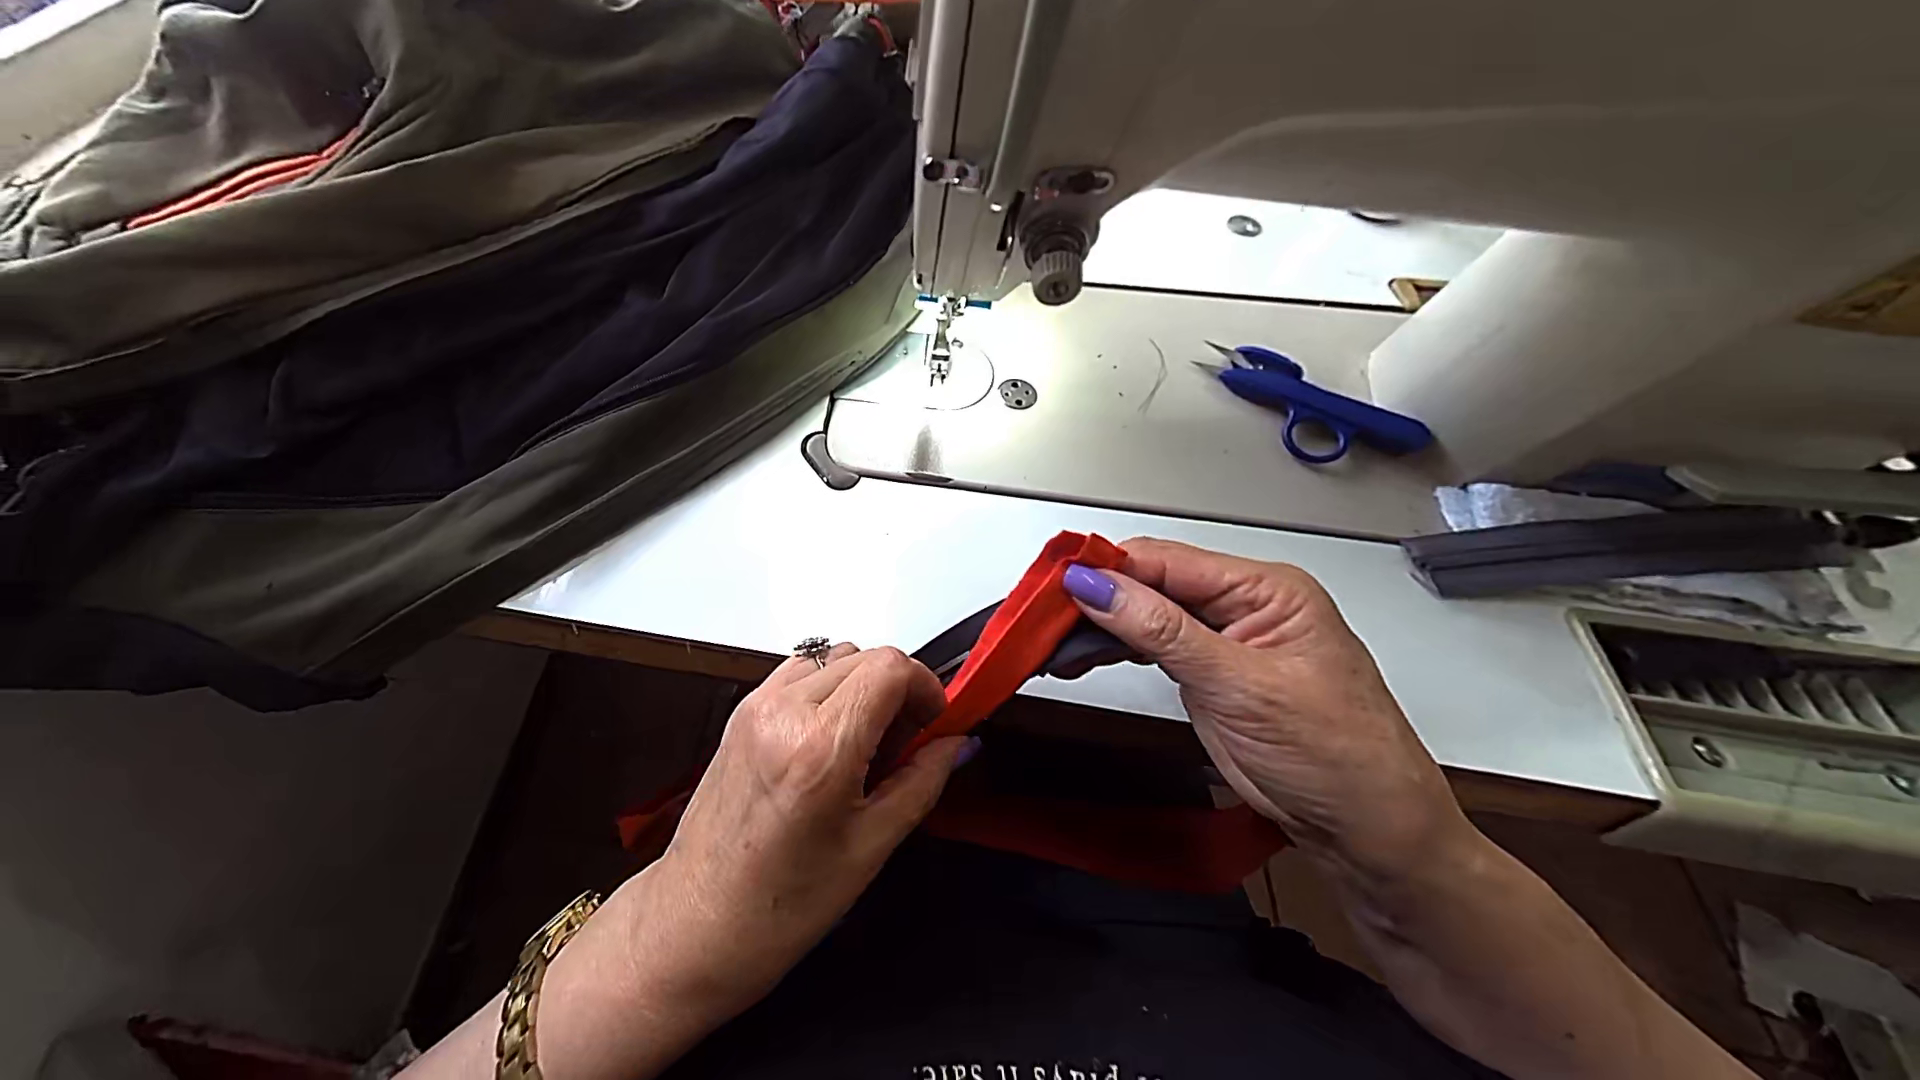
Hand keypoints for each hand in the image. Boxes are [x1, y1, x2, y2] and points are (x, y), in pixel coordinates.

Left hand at [624, 645, 969, 1013]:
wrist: (694, 926)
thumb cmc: (773, 905)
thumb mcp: (871, 846)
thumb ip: (923, 780)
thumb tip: (953, 743)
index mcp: (820, 748)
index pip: (892, 668)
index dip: (927, 687)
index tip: (935, 718)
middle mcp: (783, 714)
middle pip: (868, 657)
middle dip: (900, 690)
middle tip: (907, 740)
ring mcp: (757, 709)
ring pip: (837, 658)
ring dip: (865, 687)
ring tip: (867, 742)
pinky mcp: (743, 713)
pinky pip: (803, 671)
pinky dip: (831, 689)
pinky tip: (833, 737)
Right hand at [1062, 537, 1469, 876]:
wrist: (1368, 832)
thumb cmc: (1339, 757)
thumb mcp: (1242, 686)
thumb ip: (1164, 631)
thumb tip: (1099, 586)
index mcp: (1267, 589)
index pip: (1169, 560)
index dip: (1110, 568)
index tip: (1060, 583)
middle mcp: (1243, 605)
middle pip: (1153, 582)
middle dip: (1099, 596)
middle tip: (1048, 616)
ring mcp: (1223, 639)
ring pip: (1146, 613)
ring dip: (1102, 624)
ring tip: (1056, 638)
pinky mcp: (1209, 671)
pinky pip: (1152, 645)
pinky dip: (1117, 649)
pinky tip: (1086, 654)